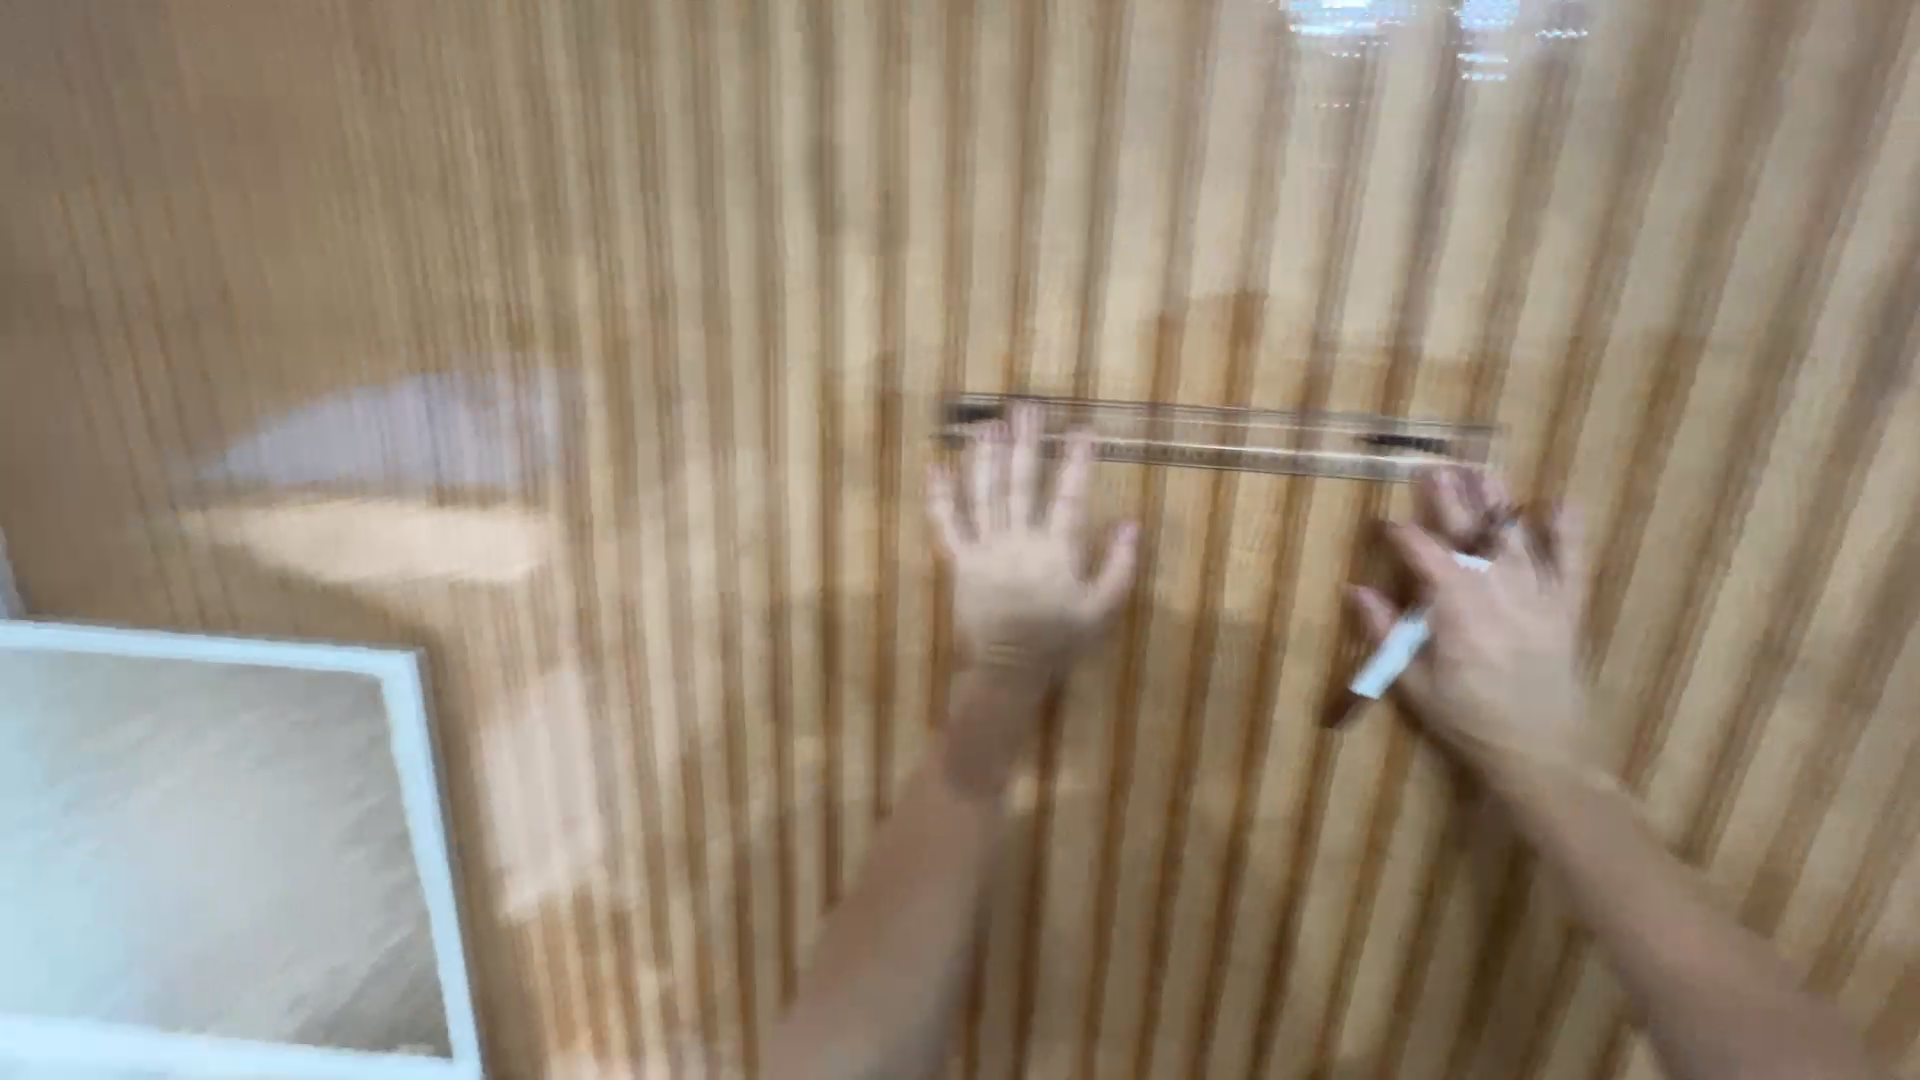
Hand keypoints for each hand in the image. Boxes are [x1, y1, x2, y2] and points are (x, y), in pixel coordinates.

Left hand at [927, 402, 1138, 685]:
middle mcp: (1019, 540)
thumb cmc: (1059, 641)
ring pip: (984, 494)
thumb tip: (1130, 522)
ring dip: (985, 456)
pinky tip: (936, 467)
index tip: (1084, 429)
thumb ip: (1119, 566)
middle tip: (1027, 407)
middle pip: (1022, 482)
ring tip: (988, 424)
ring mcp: (985, 549)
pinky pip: (947, 524)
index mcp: (1056, 550)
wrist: (1008, 669)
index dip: (1077, 461)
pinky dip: (940, 496)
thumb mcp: (1102, 610)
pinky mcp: (960, 561)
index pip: (1070, 495)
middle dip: (1027, 442)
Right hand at [1346, 465, 1596, 787]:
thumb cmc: (1467, 723)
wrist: (1542, 756)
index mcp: (1461, 621)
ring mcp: (1541, 605)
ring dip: (1498, 506)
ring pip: (1516, 545)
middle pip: (1473, 543)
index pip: (1430, 563)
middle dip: (1450, 505)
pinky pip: (1571, 569)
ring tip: (1482, 471)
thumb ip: (1387, 635)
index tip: (1384, 522)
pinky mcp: (1566, 614)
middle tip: (1432, 470)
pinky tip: (1560, 505)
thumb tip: (1356, 590)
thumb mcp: (1414, 687)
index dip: (1405, 538)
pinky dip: (1568, 537)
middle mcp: (1503, 604)